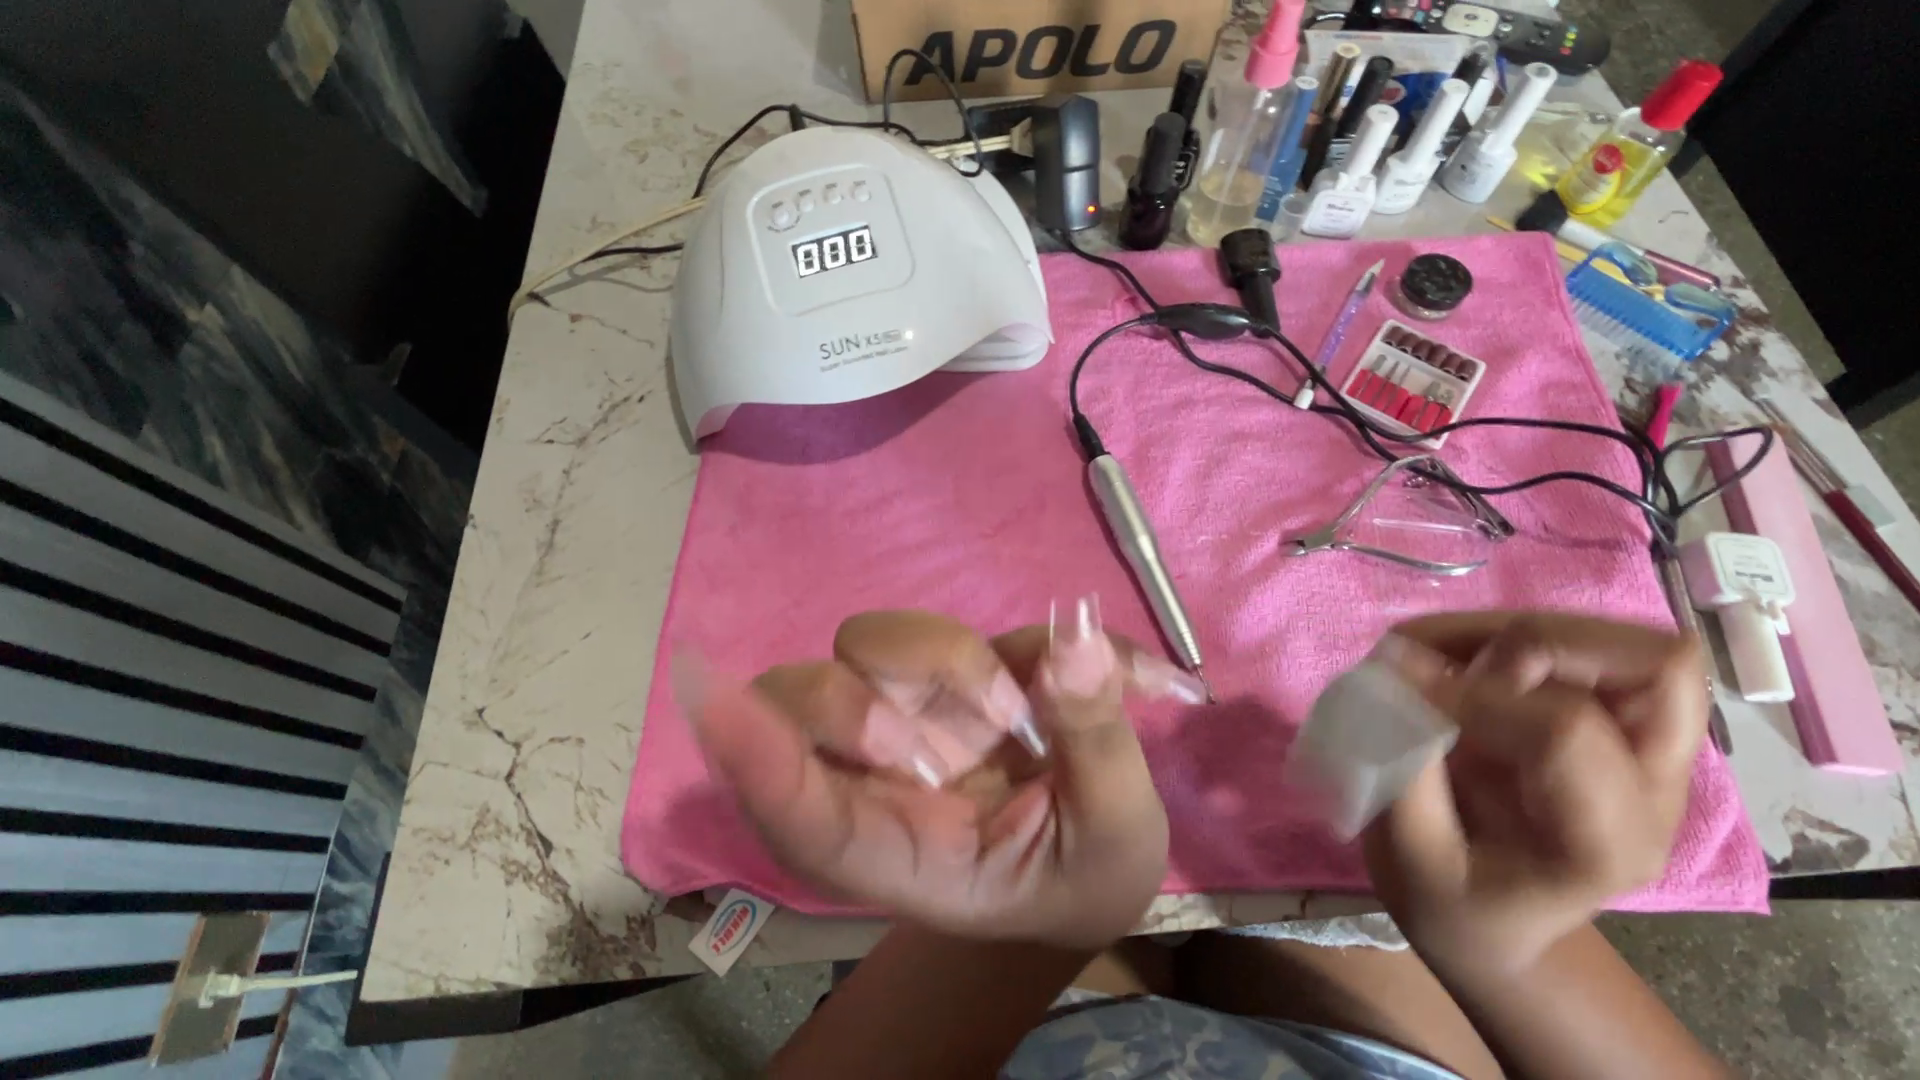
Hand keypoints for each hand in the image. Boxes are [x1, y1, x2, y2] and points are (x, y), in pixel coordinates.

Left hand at [678, 601, 1202, 947]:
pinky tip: (1110, 674)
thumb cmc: (1082, 878)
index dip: (759, 760)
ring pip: (869, 646)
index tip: (715, 695)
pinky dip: (1031, 640)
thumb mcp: (1115, 840)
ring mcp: (912, 716)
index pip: (804, 817)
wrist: (1093, 863)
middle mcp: (882, 777)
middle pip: (805, 707)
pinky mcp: (955, 674)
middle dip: (857, 701)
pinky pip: (963, 628)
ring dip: (946, 656)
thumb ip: (1096, 745)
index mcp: (898, 854)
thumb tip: (1078, 639)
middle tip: (972, 723)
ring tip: (1032, 707)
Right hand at [1362, 612, 1707, 975]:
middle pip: (1650, 665)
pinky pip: (1592, 645)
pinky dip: (1514, 634)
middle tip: (1448, 666)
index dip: (1474, 693)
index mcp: (1603, 843)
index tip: (1401, 691)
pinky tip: (1452, 656)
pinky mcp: (1618, 725)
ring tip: (1439, 653)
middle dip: (1533, 644)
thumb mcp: (1411, 861)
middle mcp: (1651, 790)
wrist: (1492, 921)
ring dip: (1520, 632)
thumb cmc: (1448, 901)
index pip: (1566, 729)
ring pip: (1630, 642)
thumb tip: (1396, 672)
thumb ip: (1406, 770)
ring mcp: (1645, 753)